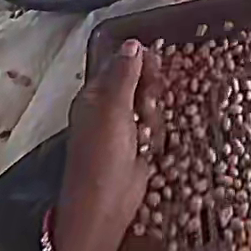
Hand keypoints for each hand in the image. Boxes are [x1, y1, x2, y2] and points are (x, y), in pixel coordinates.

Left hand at [54, 40, 157, 250]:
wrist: (105, 208)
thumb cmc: (103, 157)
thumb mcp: (114, 110)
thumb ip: (125, 75)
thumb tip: (132, 43)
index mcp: (94, 95)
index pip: (120, 64)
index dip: (139, 63)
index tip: (155, 67)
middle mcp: (107, 107)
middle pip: (138, 83)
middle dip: (148, 93)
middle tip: (146, 108)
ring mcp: (123, 127)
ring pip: (150, 105)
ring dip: (152, 117)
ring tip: (144, 134)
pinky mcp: (137, 145)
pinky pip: (153, 126)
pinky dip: (154, 134)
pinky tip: (149, 147)